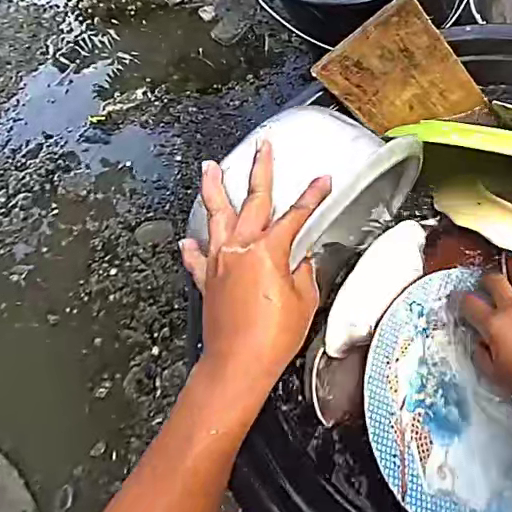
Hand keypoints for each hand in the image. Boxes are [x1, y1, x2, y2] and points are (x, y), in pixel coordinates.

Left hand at [180, 140, 330, 389]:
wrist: (237, 363)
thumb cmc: (271, 338)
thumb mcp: (304, 302)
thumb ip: (303, 274)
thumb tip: (302, 262)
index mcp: (268, 251)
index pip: (296, 215)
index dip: (313, 196)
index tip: (323, 180)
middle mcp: (240, 249)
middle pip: (252, 200)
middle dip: (261, 170)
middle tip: (263, 148)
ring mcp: (220, 262)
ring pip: (215, 215)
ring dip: (213, 188)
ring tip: (209, 168)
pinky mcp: (209, 281)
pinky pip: (198, 258)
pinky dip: (193, 247)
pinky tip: (188, 240)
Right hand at [461, 257, 511, 408]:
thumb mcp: (496, 375)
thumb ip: (482, 357)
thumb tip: (479, 345)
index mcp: (494, 325)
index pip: (470, 304)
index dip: (461, 299)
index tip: (460, 300)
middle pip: (494, 280)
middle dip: (486, 279)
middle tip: (485, 282)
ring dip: (511, 266)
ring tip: (508, 261)